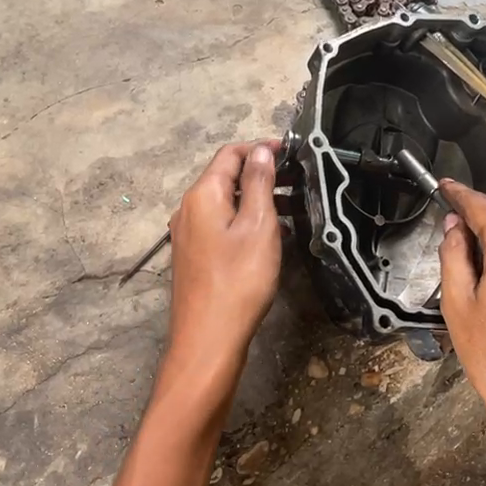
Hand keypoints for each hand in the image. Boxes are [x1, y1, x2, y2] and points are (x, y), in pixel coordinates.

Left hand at [163, 141, 282, 362]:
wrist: (209, 337)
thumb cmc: (239, 280)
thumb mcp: (258, 226)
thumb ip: (259, 184)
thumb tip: (261, 153)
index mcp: (203, 195)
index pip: (230, 154)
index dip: (260, 148)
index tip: (290, 152)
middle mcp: (188, 209)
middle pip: (224, 177)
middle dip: (260, 173)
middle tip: (297, 180)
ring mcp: (188, 234)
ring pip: (224, 203)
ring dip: (255, 199)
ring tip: (291, 209)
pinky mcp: (194, 256)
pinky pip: (220, 225)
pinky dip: (245, 221)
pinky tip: (269, 237)